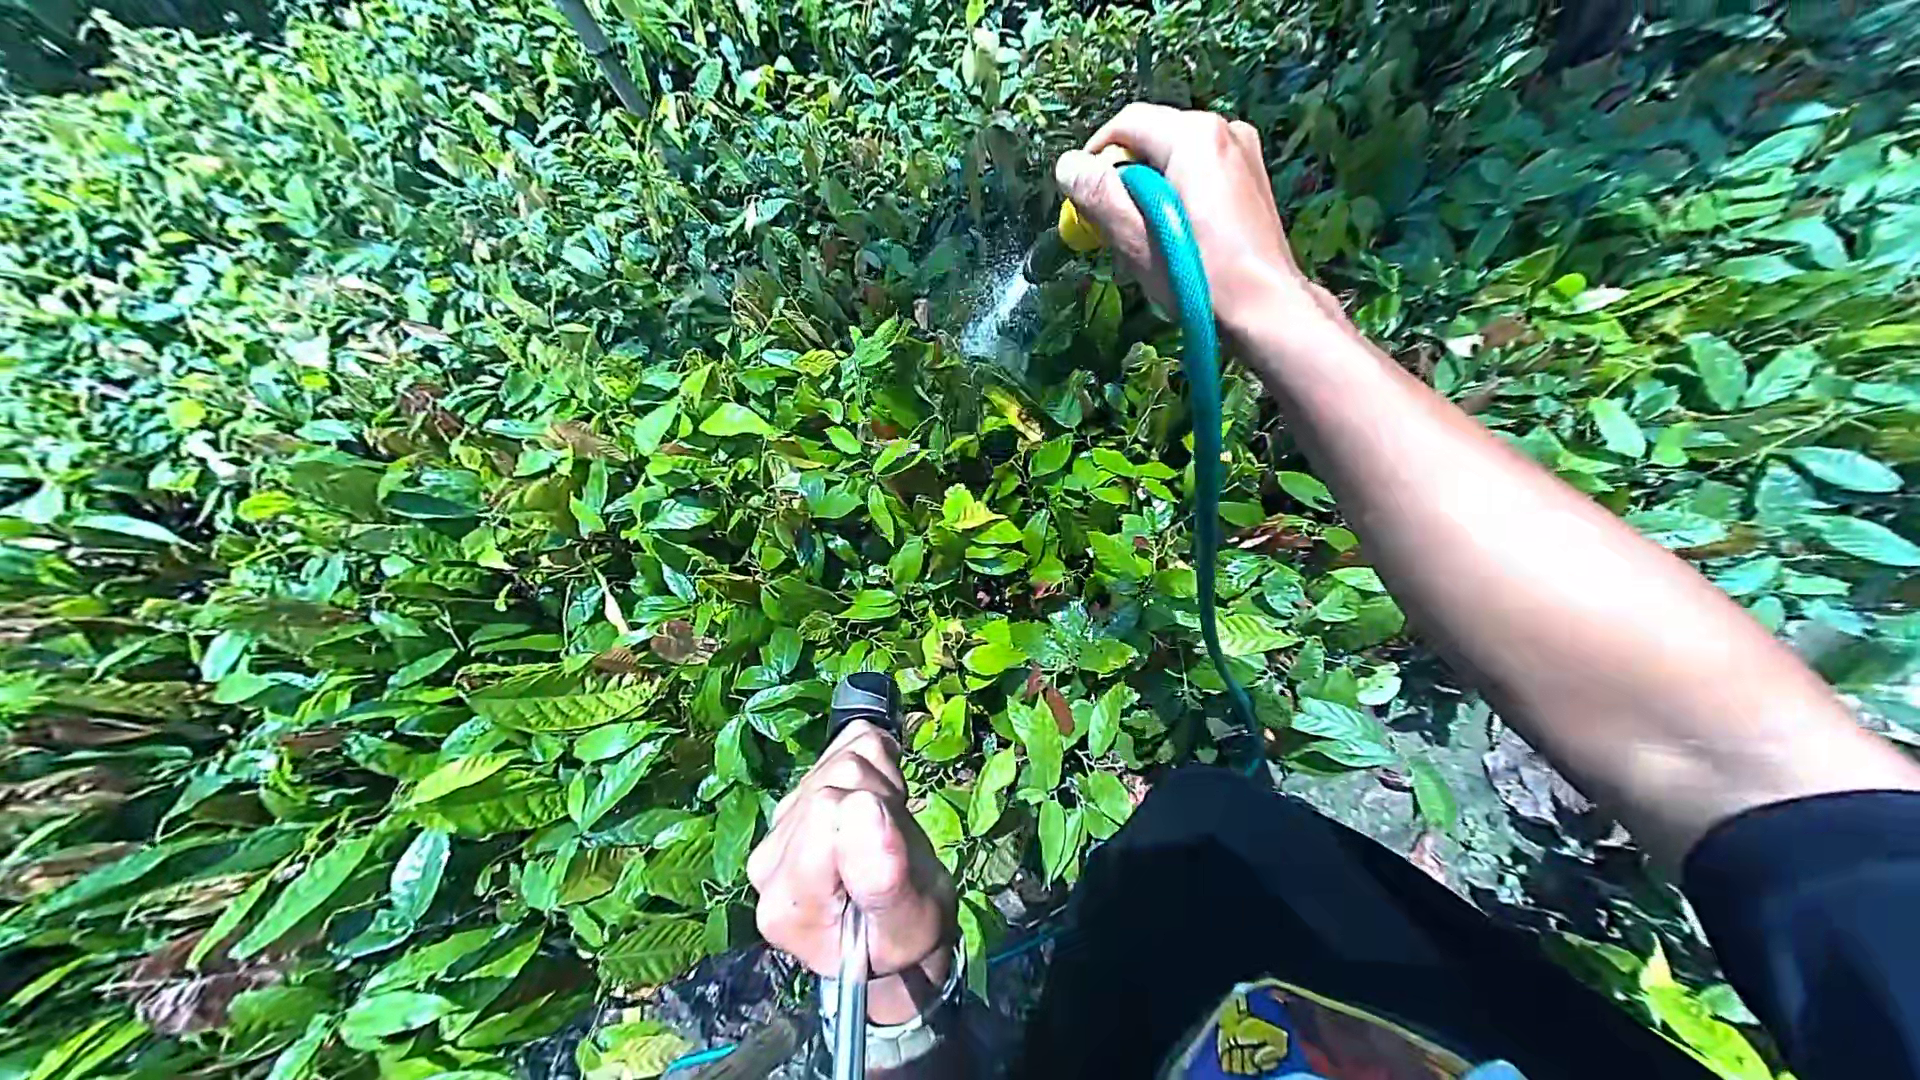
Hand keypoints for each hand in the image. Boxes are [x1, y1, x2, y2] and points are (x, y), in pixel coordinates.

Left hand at [748, 720, 956, 1023]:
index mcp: (786, 900)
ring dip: (882, 785)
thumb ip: (884, 876)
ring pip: (844, 758)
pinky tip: (877, 805)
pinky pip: (850, 741)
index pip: (829, 808)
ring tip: (885, 831)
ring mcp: (782, 820)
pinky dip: (880, 763)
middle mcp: (769, 857)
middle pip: (836, 779)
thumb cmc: (903, 938)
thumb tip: (865, 806)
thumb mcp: (909, 924)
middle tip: (892, 846)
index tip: (893, 856)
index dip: (876, 819)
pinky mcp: (801, 789)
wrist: (897, 935)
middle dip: (880, 800)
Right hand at [1053, 103, 1345, 345]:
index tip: (1082, 204)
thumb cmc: (1199, 278)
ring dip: (1146, 197)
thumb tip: (1067, 165)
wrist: (1265, 308)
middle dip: (1122, 184)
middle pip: (1151, 142)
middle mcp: (1224, 131)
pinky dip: (1173, 201)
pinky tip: (1173, 242)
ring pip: (1173, 162)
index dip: (1093, 161)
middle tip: (1111, 233)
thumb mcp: (1137, 240)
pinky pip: (1196, 177)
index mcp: (1194, 137)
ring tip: (1143, 245)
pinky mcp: (1249, 181)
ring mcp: (1242, 154)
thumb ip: (1099, 196)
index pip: (1126, 124)